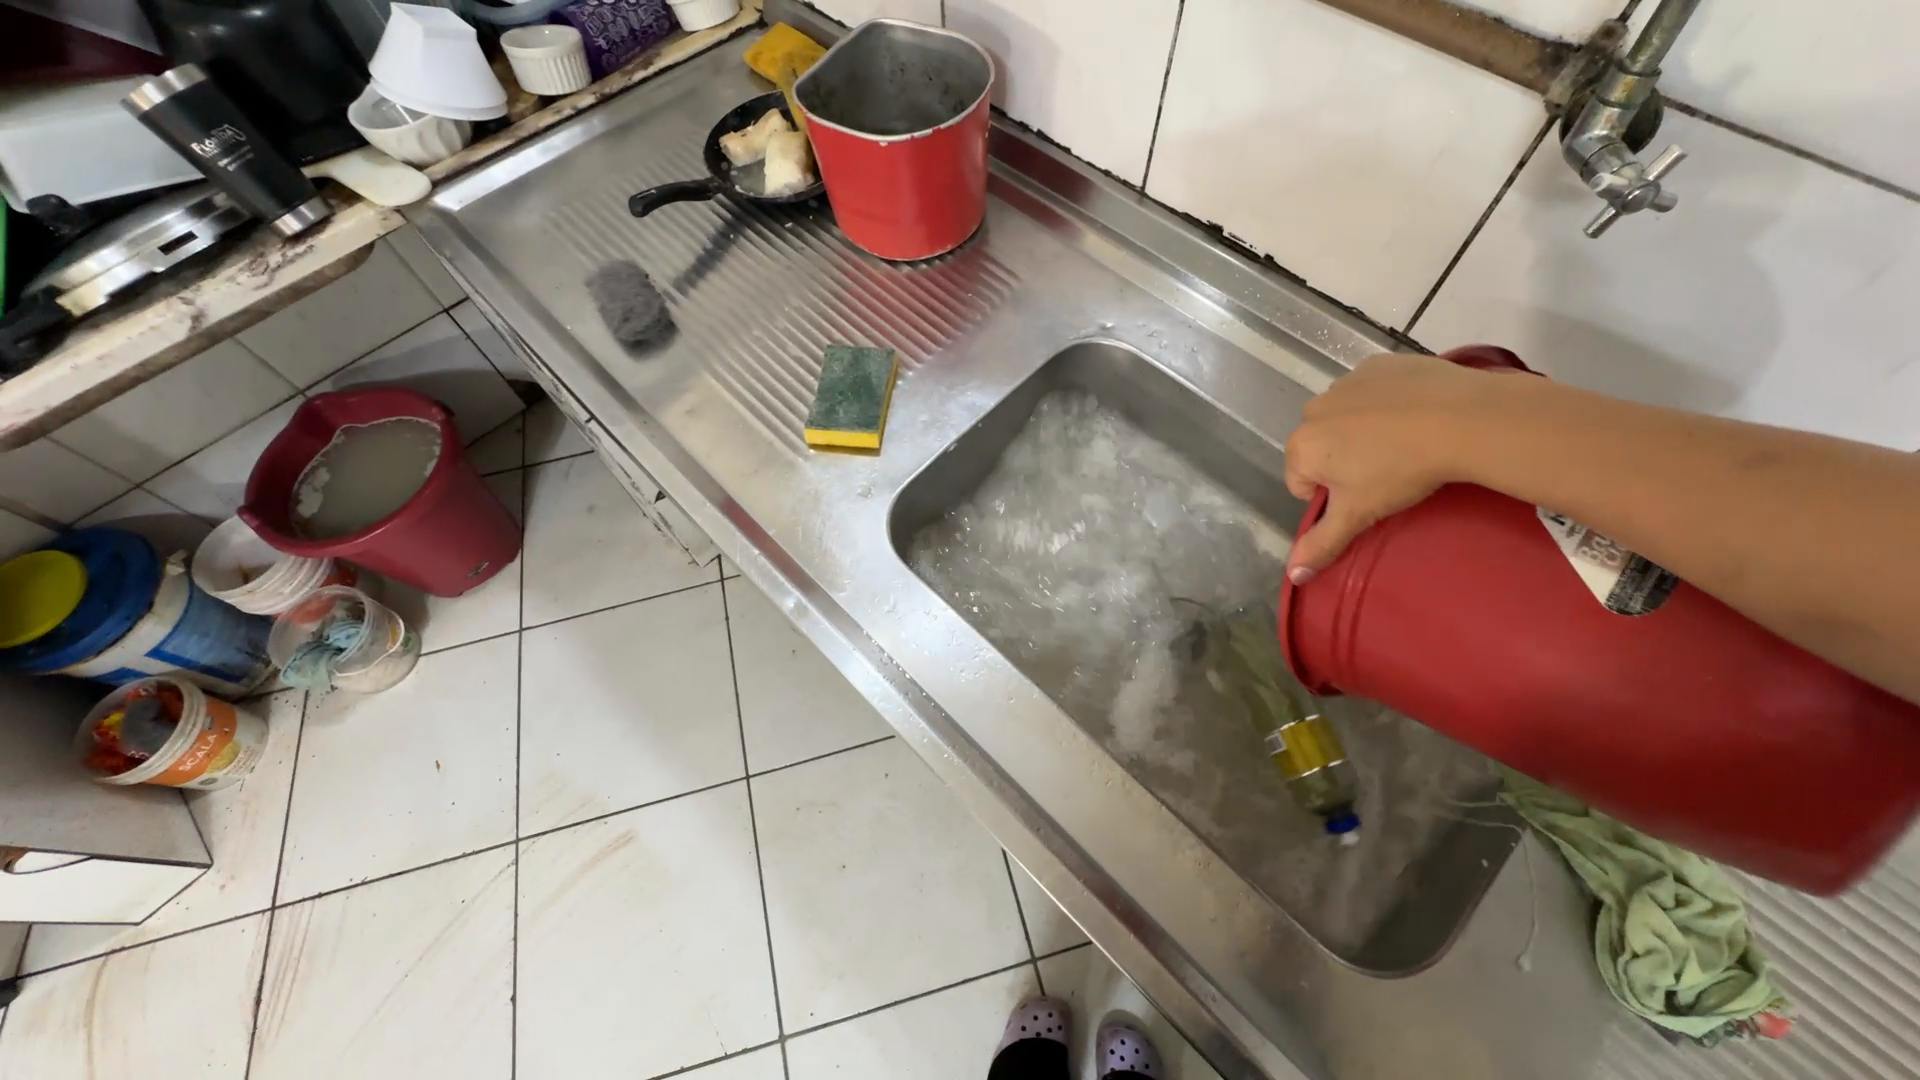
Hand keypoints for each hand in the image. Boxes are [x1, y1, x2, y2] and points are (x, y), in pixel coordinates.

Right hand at [1283, 353, 1501, 582]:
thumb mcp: (1359, 514)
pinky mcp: (1378, 364)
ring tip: (1403, 441)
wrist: (1463, 419)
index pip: (1302, 483)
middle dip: (1343, 460)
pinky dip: (1386, 402)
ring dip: (1362, 430)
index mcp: (1301, 446)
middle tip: (1385, 470)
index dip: (1333, 496)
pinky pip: (1371, 389)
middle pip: (1321, 446)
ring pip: (1345, 417)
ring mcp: (1345, 382)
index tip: (1366, 494)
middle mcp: (1312, 410)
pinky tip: (1414, 413)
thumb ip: (1322, 543)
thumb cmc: (1401, 471)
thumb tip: (1293, 577)